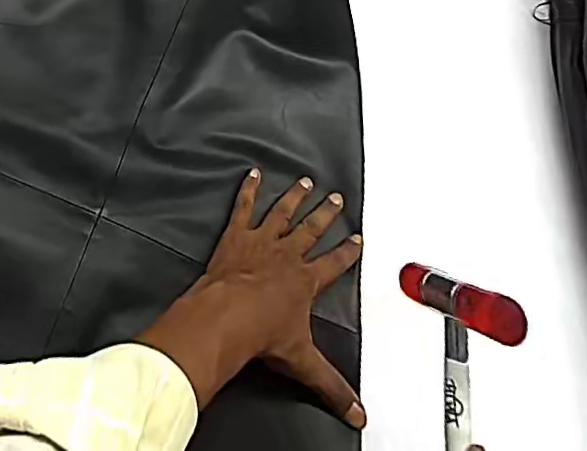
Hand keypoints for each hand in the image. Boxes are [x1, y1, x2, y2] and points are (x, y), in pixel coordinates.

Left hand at [137, 170, 365, 427]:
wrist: (229, 315)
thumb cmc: (261, 332)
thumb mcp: (303, 360)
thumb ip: (331, 385)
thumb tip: (355, 412)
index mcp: (304, 280)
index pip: (333, 262)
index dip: (347, 250)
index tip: (357, 238)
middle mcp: (286, 253)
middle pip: (311, 229)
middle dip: (325, 213)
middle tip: (336, 198)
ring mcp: (261, 239)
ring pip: (282, 212)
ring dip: (294, 196)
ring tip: (304, 182)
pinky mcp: (237, 233)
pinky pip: (244, 206)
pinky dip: (248, 189)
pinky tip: (252, 173)